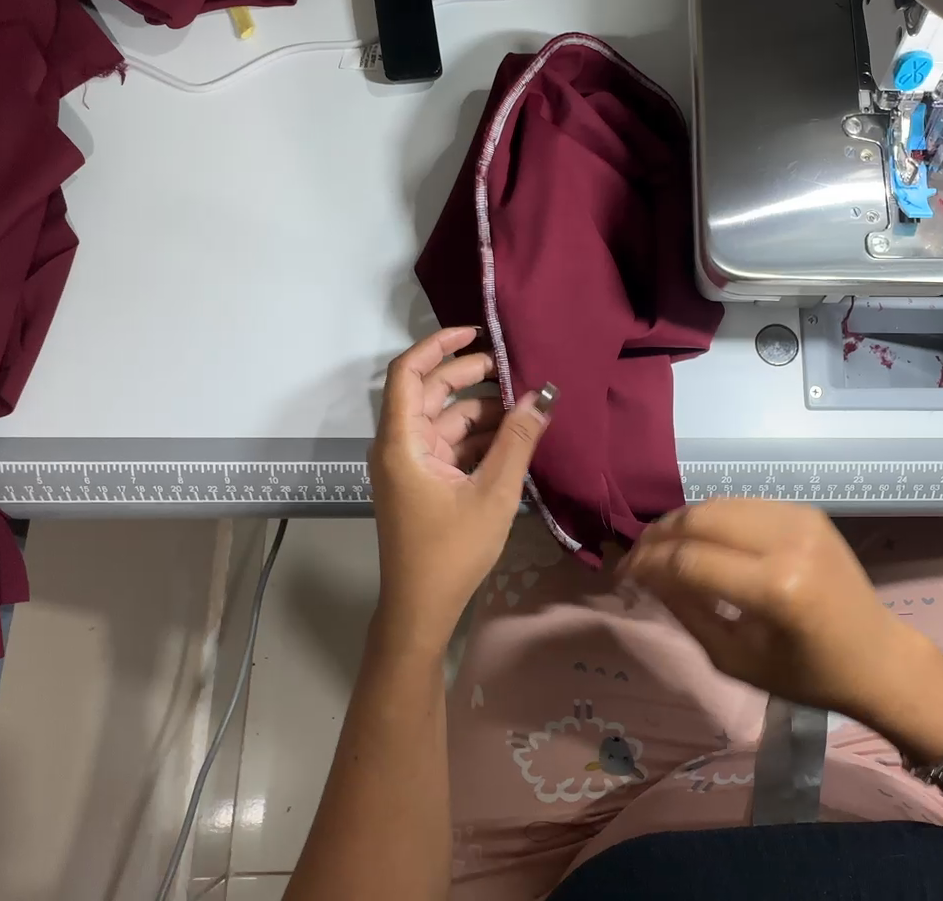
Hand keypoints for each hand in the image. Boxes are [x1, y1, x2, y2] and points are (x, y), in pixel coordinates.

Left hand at [369, 327, 553, 649]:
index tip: (476, 333)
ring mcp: (408, 465)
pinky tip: (510, 439)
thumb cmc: (452, 550)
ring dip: (479, 411)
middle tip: (511, 369)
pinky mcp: (421, 481)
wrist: (421, 608)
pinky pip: (447, 445)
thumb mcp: (494, 493)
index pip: (408, 373)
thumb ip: (518, 440)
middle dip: (468, 376)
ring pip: (443, 420)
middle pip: (429, 393)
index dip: (439, 346)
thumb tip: (543, 395)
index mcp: (402, 442)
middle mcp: (398, 446)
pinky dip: (475, 438)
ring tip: (521, 408)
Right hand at [619, 499, 936, 719]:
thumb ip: (686, 611)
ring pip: (718, 504)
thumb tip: (645, 575)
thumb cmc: (807, 675)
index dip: (646, 565)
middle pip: (699, 519)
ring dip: (682, 522)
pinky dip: (713, 518)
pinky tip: (699, 540)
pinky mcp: (807, 510)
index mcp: (775, 588)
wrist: (878, 656)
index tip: (622, 576)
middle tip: (636, 558)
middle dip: (658, 536)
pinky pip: (743, 505)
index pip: (689, 561)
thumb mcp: (736, 659)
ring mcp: (801, 518)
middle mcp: (788, 541)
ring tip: (660, 547)